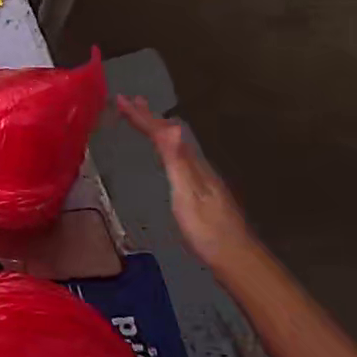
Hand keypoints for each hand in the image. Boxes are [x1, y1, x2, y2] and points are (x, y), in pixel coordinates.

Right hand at [115, 95, 256, 268]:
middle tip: (130, 100)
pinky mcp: (200, 190)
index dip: (142, 117)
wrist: (235, 257)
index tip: (121, 99)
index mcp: (190, 164)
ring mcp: (200, 178)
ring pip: (174, 145)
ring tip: (145, 119)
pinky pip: (177, 157)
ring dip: (157, 128)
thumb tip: (170, 126)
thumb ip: (178, 162)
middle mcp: (197, 165)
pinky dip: (164, 146)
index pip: (163, 133)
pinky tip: (166, 153)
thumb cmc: (206, 229)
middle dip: (149, 117)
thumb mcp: (187, 194)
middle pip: (170, 135)